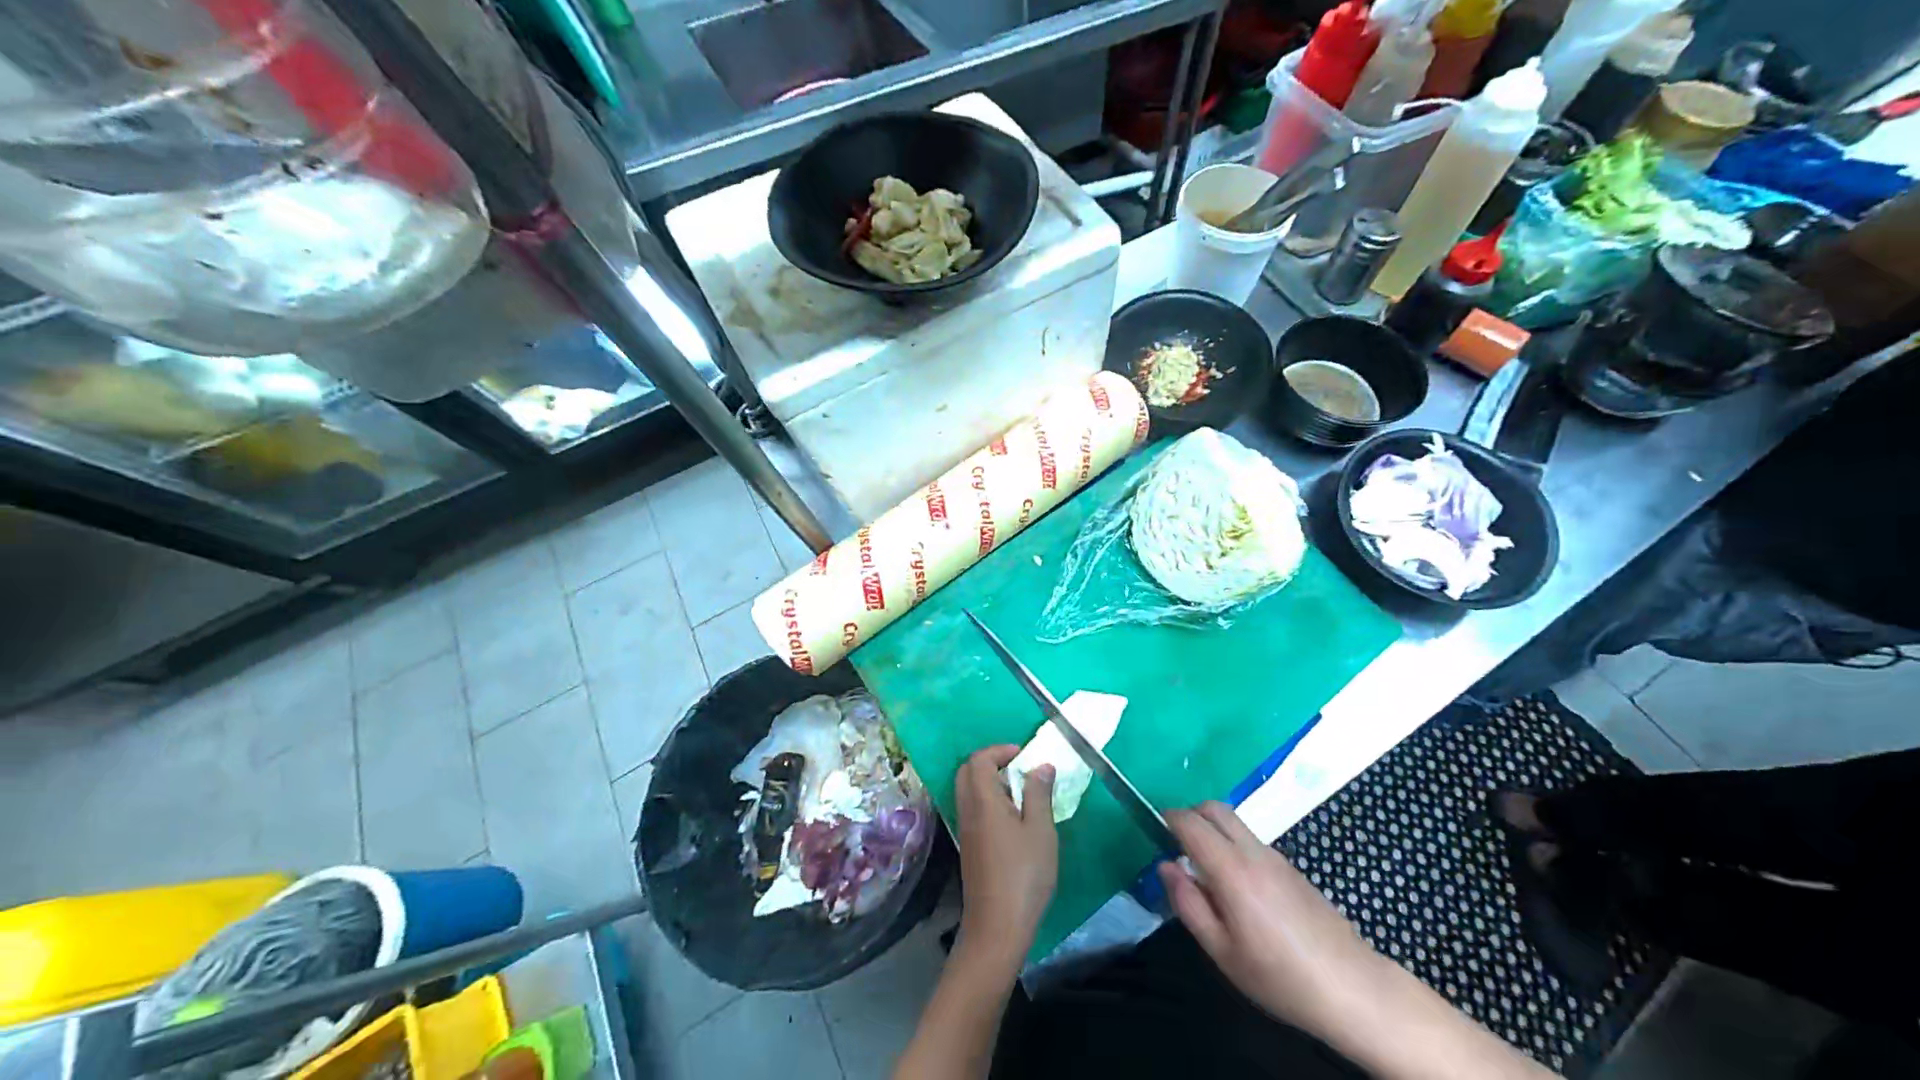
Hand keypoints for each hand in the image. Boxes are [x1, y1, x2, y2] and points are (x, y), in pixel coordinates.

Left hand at [953, 745, 1057, 966]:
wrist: (998, 926)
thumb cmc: (1024, 874)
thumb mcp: (1040, 831)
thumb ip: (1039, 794)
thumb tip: (1040, 765)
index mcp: (982, 800)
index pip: (978, 759)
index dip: (999, 750)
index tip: (1025, 756)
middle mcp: (967, 810)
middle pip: (968, 771)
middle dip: (992, 762)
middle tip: (1021, 770)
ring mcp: (965, 830)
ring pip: (969, 791)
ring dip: (991, 782)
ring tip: (1023, 794)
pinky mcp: (969, 846)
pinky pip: (973, 809)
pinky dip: (989, 801)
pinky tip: (1014, 819)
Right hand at [1158, 802, 1383, 1037]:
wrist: (1353, 988)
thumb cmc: (1280, 976)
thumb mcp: (1222, 951)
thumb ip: (1189, 904)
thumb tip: (1166, 866)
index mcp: (1232, 870)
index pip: (1191, 822)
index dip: (1168, 819)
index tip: (1155, 832)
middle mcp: (1254, 852)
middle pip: (1215, 809)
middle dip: (1190, 815)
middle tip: (1177, 845)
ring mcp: (1277, 858)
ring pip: (1235, 823)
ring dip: (1213, 831)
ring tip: (1205, 873)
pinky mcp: (1293, 869)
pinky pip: (1252, 842)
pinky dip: (1233, 846)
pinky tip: (1237, 889)